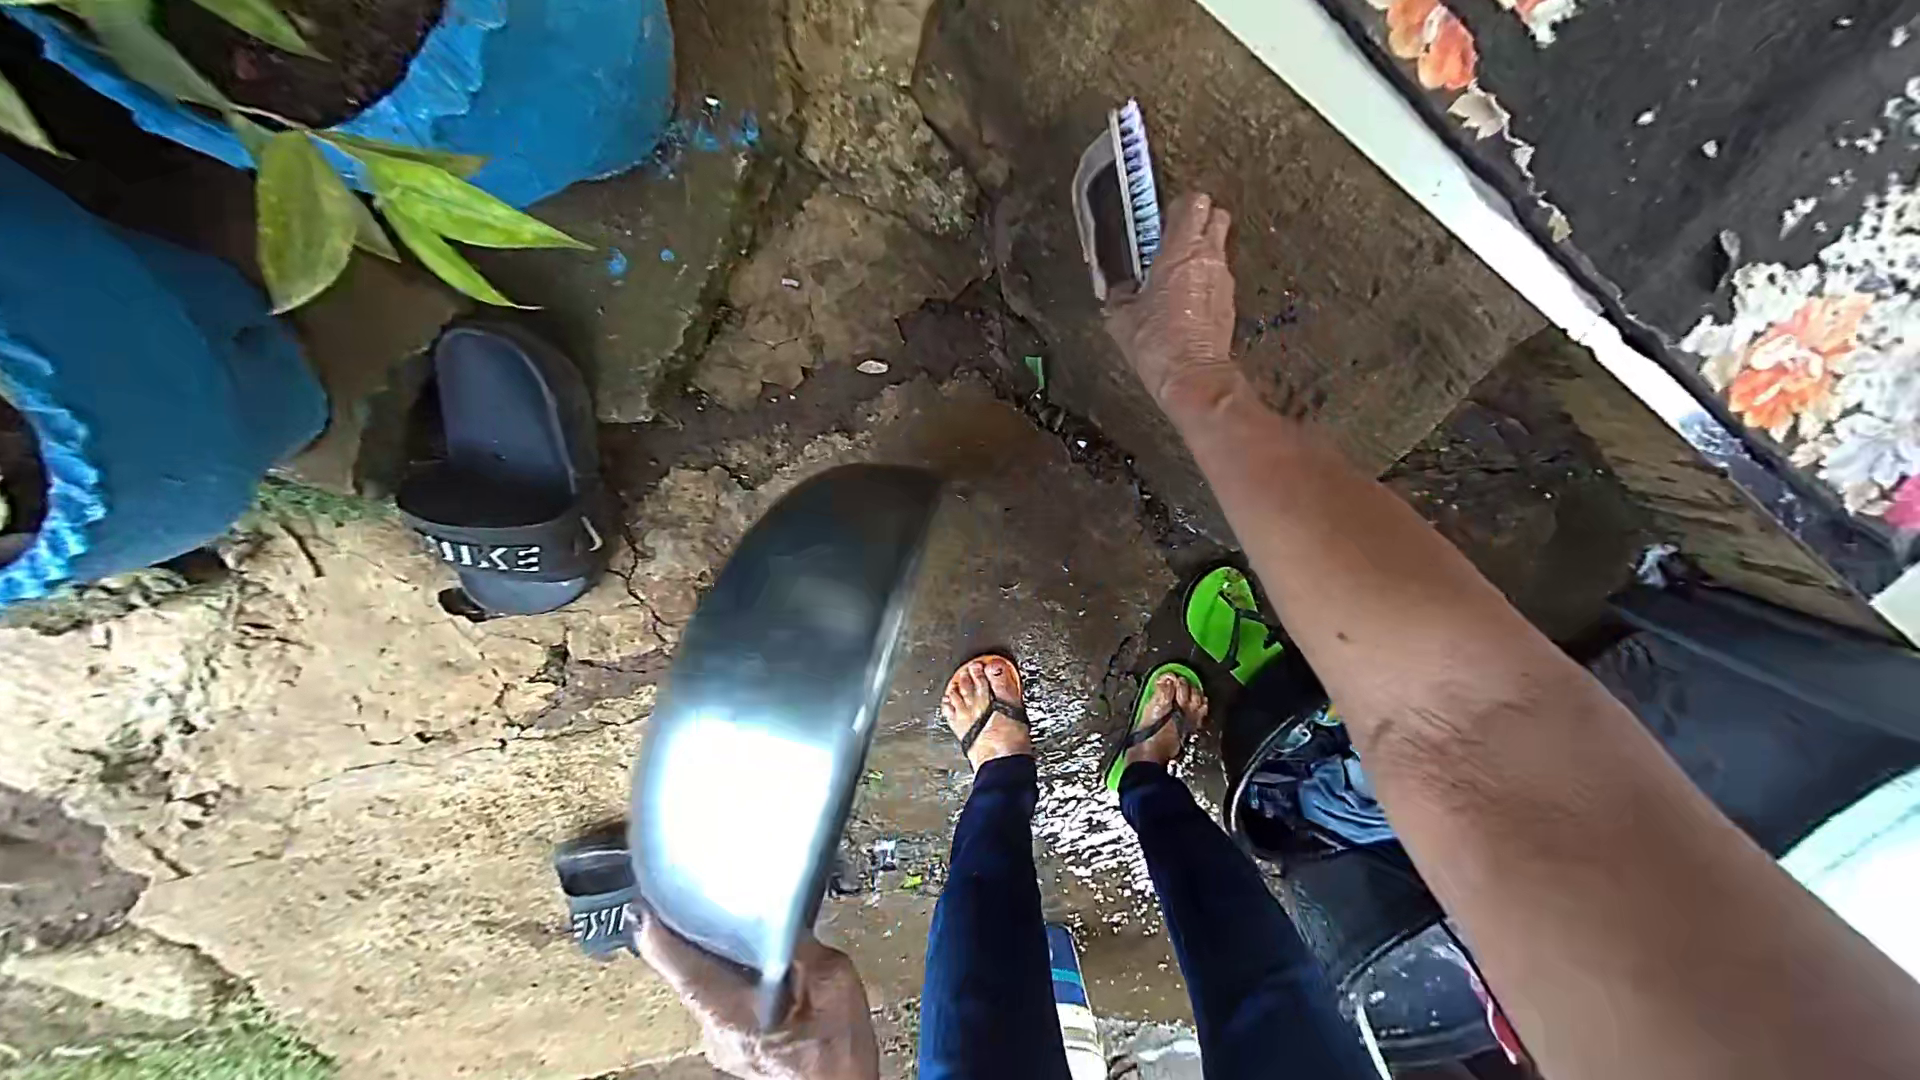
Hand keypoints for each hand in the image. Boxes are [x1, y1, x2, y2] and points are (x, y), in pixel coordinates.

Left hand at [638, 912, 879, 1079]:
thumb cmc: (835, 1048)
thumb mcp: (832, 980)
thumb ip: (801, 944)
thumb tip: (785, 912)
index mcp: (731, 1009)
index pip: (678, 964)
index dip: (659, 930)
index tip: (647, 900)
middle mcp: (715, 1028)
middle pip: (690, 968)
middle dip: (700, 930)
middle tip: (707, 890)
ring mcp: (720, 1039)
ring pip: (708, 981)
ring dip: (721, 950)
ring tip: (737, 914)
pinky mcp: (733, 1042)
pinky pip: (723, 995)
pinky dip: (734, 971)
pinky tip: (758, 957)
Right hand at [1104, 192, 1243, 414]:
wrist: (1191, 377)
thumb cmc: (1159, 345)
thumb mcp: (1122, 318)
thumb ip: (1120, 295)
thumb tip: (1120, 291)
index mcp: (1181, 251)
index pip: (1191, 203)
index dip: (1175, 209)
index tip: (1157, 224)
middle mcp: (1208, 259)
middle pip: (1215, 216)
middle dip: (1196, 222)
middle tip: (1171, 242)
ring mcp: (1223, 281)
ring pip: (1217, 249)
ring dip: (1199, 256)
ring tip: (1174, 279)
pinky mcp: (1228, 303)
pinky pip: (1217, 280)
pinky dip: (1204, 283)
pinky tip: (1184, 304)